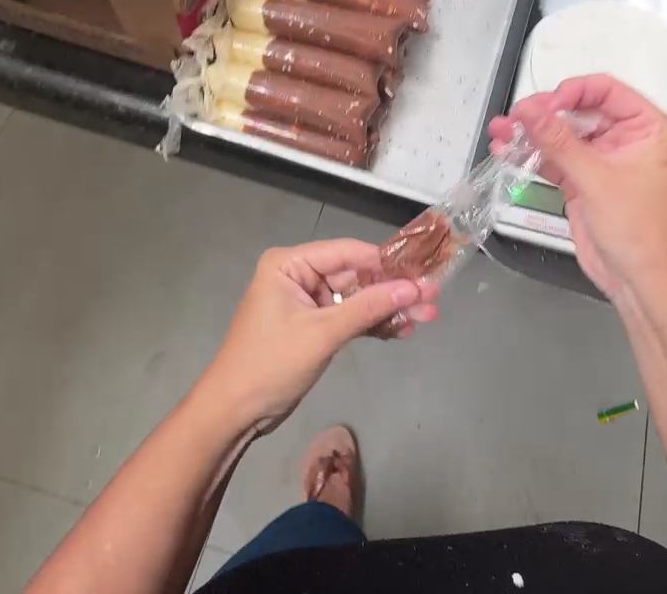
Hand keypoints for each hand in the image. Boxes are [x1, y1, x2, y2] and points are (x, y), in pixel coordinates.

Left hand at [196, 239, 438, 432]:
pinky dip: (373, 324)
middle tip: (433, 299)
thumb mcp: (321, 334)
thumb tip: (414, 288)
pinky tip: (402, 330)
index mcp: (290, 264)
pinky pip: (350, 318)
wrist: (233, 414)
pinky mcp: (314, 326)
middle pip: (356, 275)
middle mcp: (299, 275)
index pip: (348, 252)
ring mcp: (307, 302)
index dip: (387, 263)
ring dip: (389, 308)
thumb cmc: (270, 365)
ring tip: (427, 317)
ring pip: (357, 298)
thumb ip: (368, 308)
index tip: (424, 272)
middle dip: (393, 289)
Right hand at [489, 74, 666, 302]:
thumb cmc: (645, 235)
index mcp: (648, 129)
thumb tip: (533, 112)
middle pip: (580, 110)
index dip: (572, 93)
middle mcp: (628, 140)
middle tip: (517, 117)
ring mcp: (605, 161)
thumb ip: (558, 142)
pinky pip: (556, 159)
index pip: (606, 91)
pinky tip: (509, 151)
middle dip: (545, 114)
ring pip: (563, 135)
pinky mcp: (586, 182)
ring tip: (503, 131)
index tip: (544, 106)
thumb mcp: (597, 180)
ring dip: (533, 134)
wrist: (642, 282)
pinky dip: (533, 156)